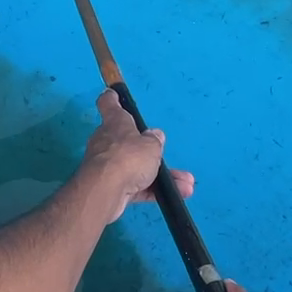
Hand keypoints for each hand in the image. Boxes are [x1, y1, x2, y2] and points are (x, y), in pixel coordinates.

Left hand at [79, 90, 192, 221]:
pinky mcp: (109, 186)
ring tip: (186, 184)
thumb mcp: (151, 146)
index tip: (113, 94)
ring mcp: (106, 165)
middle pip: (127, 141)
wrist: (106, 191)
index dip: (112, 99)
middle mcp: (107, 140)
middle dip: (148, 152)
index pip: (109, 104)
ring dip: (160, 176)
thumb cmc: (129, 157)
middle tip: (166, 159)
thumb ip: (154, 141)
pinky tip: (174, 196)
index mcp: (115, 122)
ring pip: (135, 167)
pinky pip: (134, 186)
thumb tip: (155, 135)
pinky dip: (152, 190)